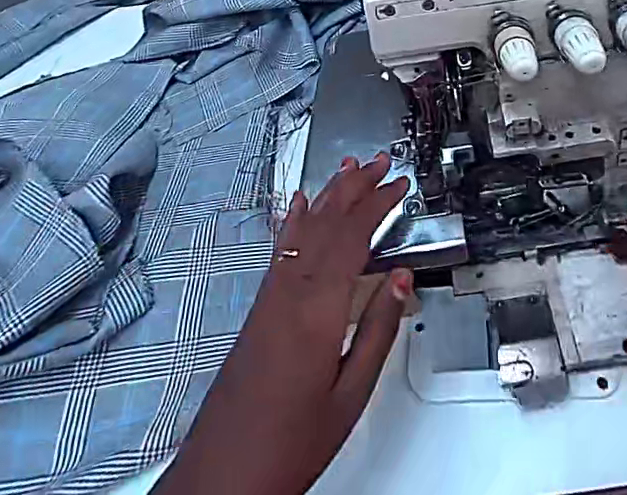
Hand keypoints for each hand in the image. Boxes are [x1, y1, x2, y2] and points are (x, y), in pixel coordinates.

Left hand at [154, 153, 412, 494]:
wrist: (225, 470)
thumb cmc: (288, 441)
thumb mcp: (350, 393)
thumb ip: (378, 329)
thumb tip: (401, 280)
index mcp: (317, 308)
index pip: (353, 235)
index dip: (378, 203)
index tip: (398, 184)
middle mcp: (290, 290)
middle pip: (328, 221)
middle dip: (356, 186)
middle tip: (379, 162)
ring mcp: (272, 294)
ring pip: (306, 228)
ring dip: (330, 194)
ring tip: (349, 168)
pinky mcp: (262, 304)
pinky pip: (283, 248)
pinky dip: (296, 220)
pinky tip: (301, 205)